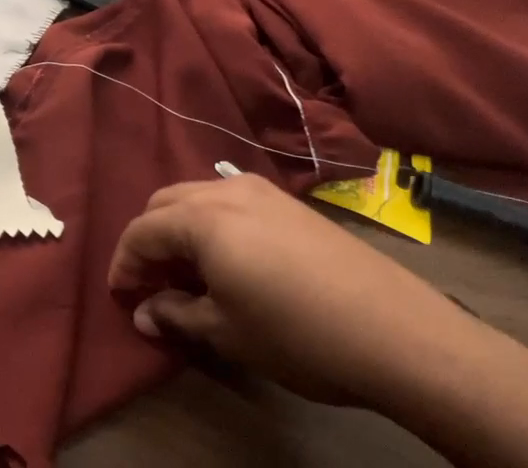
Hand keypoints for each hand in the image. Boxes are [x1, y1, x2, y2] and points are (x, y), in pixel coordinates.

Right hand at [108, 175, 527, 467]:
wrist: (404, 336)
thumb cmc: (300, 336)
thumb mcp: (227, 333)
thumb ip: (176, 314)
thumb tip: (143, 313)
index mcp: (201, 219)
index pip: (141, 231)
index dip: (125, 264)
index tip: (123, 296)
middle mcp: (225, 191)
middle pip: (165, 204)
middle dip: (150, 239)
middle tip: (152, 282)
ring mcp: (264, 193)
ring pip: (198, 197)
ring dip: (181, 228)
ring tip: (190, 271)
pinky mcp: (294, 205)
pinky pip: (232, 200)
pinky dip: (214, 222)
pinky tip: (231, 259)